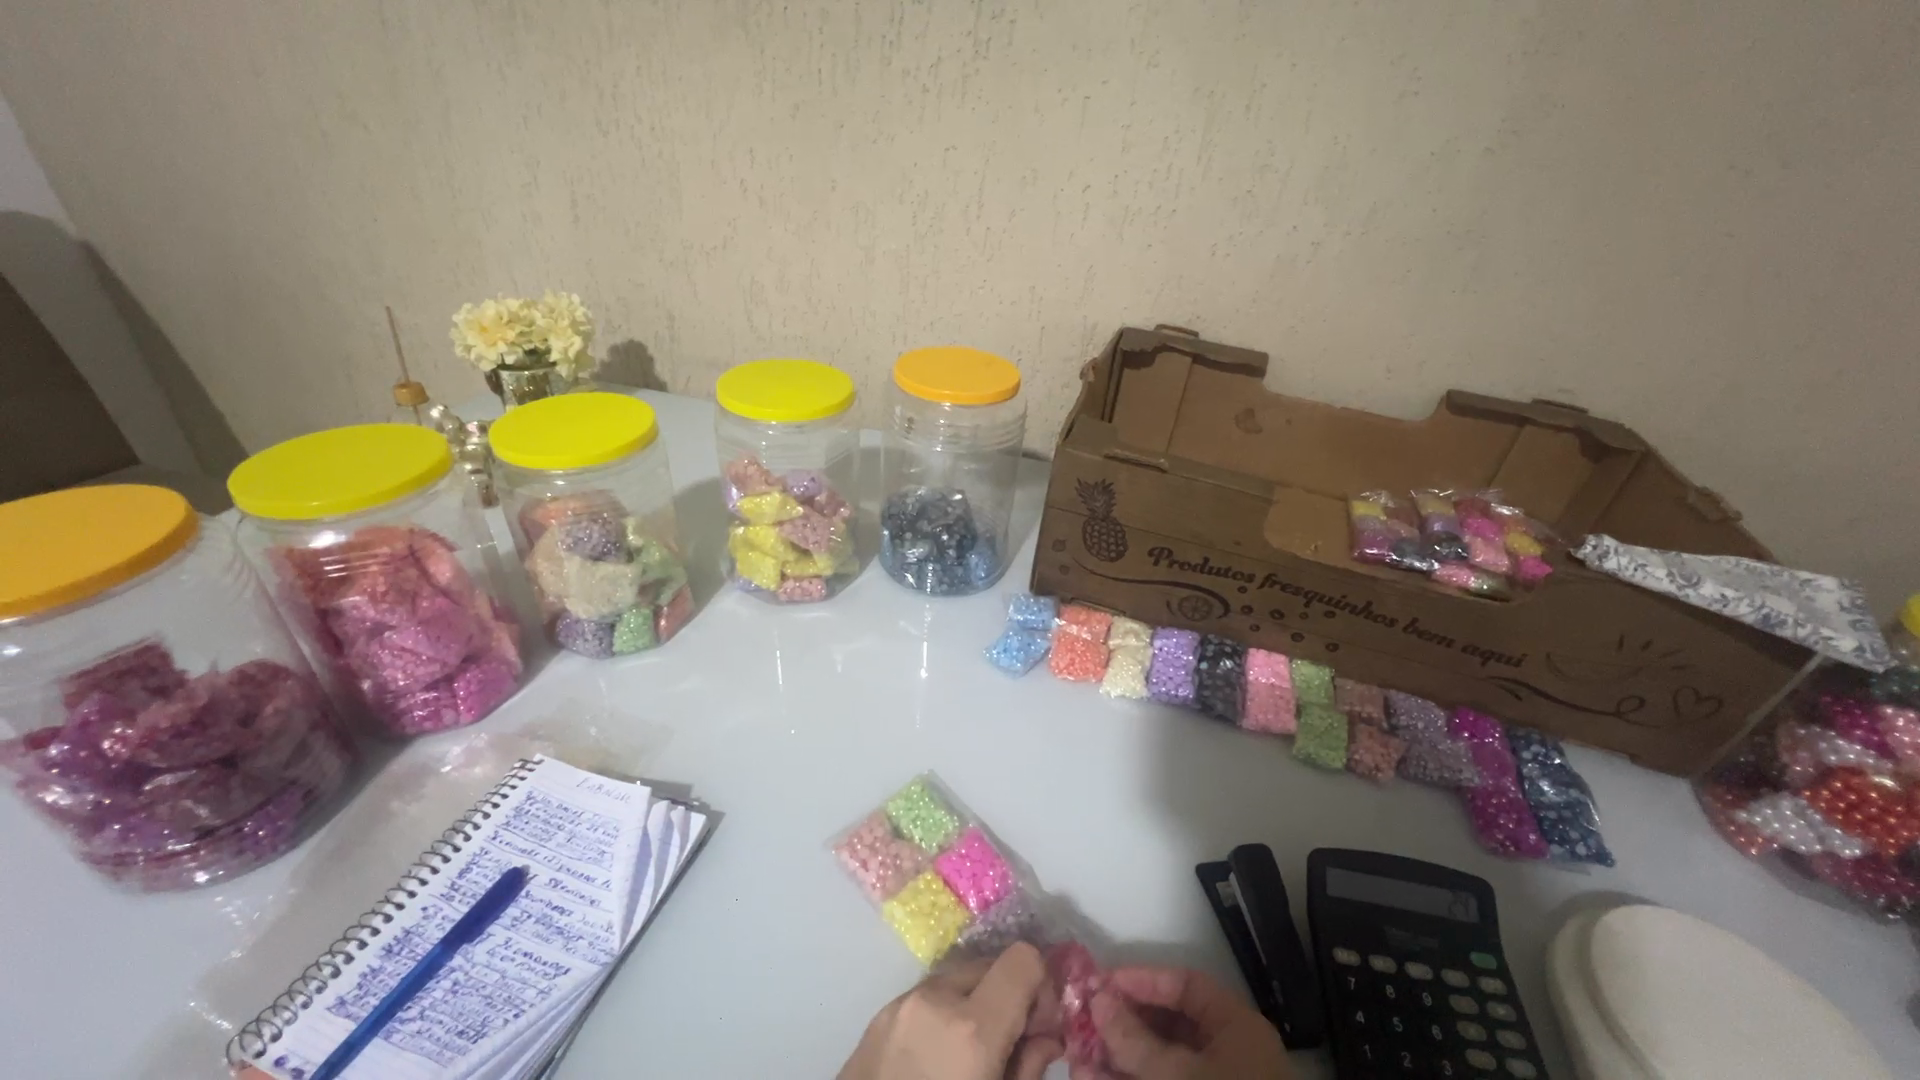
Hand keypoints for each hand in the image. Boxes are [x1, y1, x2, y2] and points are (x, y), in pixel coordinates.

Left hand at [838, 942, 1063, 1079]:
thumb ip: (1030, 1067)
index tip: (1040, 1026)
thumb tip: (1045, 1037)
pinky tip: (938, 1059)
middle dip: (1009, 999)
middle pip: (992, 966)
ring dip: (975, 1006)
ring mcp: (902, 1003)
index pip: (1023, 959)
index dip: (1040, 987)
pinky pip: (928, 997)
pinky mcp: (879, 1015)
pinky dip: (944, 1014)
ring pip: (959, 979)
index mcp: (973, 1028)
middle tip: (1010, 1046)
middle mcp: (936, 999)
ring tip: (969, 1057)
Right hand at [1075, 967, 1291, 1079]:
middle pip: (1168, 1024)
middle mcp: (1226, 1054)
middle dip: (1122, 1023)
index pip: (1186, 986)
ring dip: (1116, 1057)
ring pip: (1158, 1062)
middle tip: (1082, 1021)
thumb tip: (1097, 999)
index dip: (1143, 980)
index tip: (1102, 984)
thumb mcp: (1176, 1074)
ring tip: (1076, 1058)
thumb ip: (1134, 1038)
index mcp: (1235, 1029)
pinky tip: (1090, 1078)